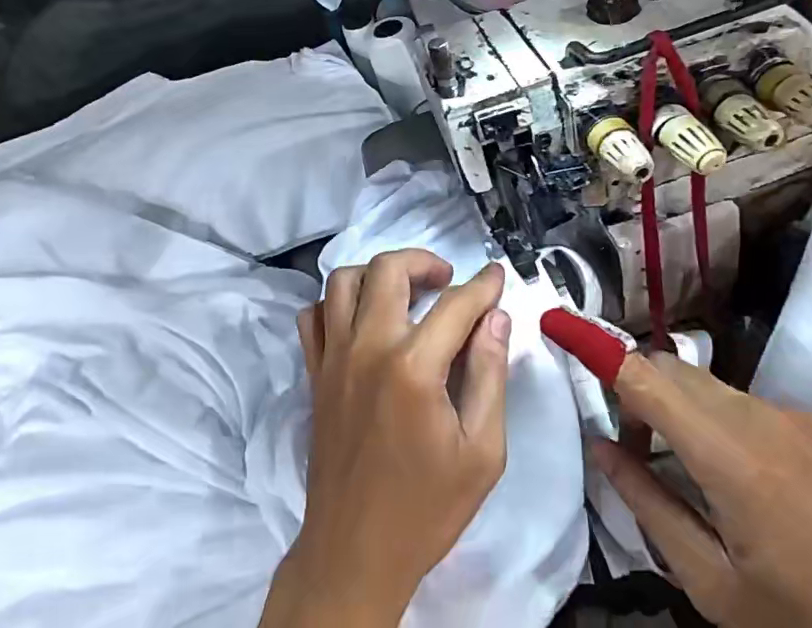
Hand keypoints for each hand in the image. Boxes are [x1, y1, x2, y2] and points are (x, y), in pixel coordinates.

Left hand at [259, 252, 511, 627]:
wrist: (355, 550)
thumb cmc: (427, 507)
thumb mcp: (482, 452)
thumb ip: (490, 375)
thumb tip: (496, 319)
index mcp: (413, 368)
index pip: (455, 304)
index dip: (482, 285)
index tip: (496, 275)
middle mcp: (367, 348)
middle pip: (388, 270)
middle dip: (424, 261)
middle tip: (448, 281)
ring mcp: (333, 358)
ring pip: (343, 281)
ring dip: (378, 274)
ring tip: (405, 293)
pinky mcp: (314, 373)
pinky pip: (314, 316)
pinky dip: (337, 303)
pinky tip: (363, 320)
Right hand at [591, 352, 811, 627]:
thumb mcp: (716, 586)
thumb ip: (648, 507)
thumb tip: (601, 450)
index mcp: (730, 456)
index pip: (644, 377)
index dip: (594, 346)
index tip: (554, 324)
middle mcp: (759, 417)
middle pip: (670, 369)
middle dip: (631, 389)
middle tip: (625, 448)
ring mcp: (791, 417)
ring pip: (703, 384)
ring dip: (670, 406)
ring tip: (673, 470)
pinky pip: (737, 402)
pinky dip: (706, 417)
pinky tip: (724, 477)